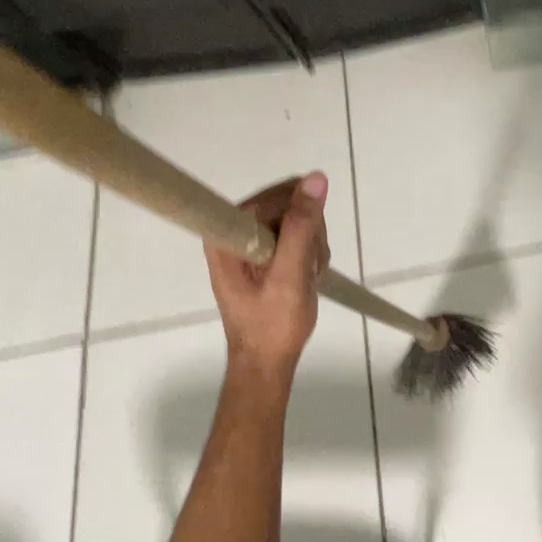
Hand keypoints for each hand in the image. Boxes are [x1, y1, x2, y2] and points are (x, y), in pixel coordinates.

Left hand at [205, 172, 330, 386]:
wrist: (267, 363)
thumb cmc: (272, 325)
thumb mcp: (289, 276)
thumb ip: (300, 227)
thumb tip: (315, 178)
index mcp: (226, 233)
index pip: (273, 195)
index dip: (298, 214)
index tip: (308, 244)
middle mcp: (233, 229)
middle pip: (288, 203)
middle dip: (308, 234)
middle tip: (307, 269)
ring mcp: (249, 239)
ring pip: (298, 217)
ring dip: (312, 245)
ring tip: (306, 277)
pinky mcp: (263, 249)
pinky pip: (297, 231)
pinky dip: (310, 252)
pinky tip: (307, 275)